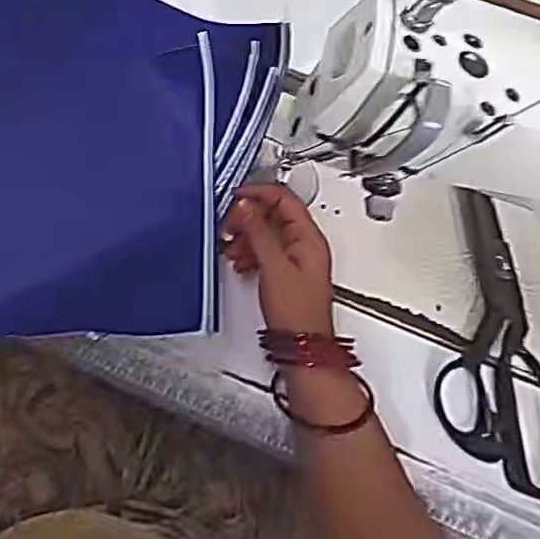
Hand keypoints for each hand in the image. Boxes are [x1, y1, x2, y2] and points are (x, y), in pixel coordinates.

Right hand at [225, 184, 333, 335]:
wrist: (302, 344)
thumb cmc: (297, 312)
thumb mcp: (273, 266)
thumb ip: (259, 233)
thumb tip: (248, 206)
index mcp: (308, 237)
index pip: (284, 199)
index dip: (259, 193)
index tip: (239, 196)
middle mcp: (304, 243)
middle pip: (274, 213)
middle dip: (248, 217)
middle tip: (231, 224)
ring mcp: (296, 256)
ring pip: (267, 231)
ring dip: (246, 234)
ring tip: (232, 244)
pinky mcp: (286, 269)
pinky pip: (265, 248)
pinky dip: (250, 249)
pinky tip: (240, 259)